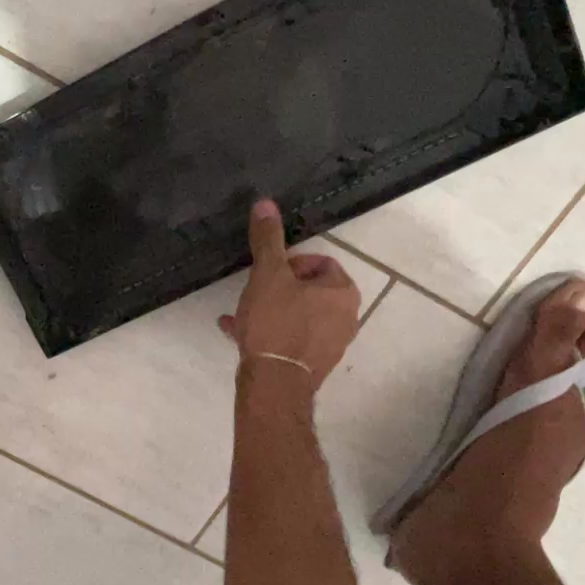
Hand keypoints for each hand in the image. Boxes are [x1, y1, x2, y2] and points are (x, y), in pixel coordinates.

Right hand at [219, 199, 361, 386]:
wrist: (274, 381)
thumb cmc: (276, 322)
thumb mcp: (267, 274)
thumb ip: (267, 240)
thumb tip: (265, 203)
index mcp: (342, 291)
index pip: (319, 263)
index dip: (290, 263)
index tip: (268, 272)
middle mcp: (346, 317)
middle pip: (309, 291)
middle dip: (279, 289)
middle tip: (255, 293)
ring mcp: (332, 344)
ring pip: (298, 317)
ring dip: (272, 311)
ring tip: (243, 314)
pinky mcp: (313, 365)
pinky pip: (291, 340)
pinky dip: (270, 333)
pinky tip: (238, 333)